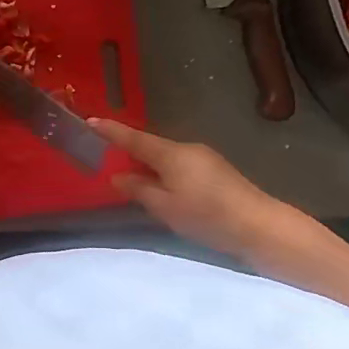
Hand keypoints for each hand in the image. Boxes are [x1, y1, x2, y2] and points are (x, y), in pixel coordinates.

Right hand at [91, 119, 290, 254]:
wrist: (259, 227)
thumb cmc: (206, 215)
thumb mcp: (164, 207)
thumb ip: (138, 189)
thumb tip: (118, 176)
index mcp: (171, 154)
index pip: (133, 138)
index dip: (110, 131)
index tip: (89, 121)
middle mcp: (187, 149)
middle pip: (150, 147)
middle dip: (129, 152)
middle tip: (107, 160)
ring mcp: (205, 159)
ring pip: (166, 158)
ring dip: (148, 166)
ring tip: (133, 183)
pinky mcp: (216, 172)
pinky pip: (180, 166)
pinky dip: (165, 173)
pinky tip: (163, 191)